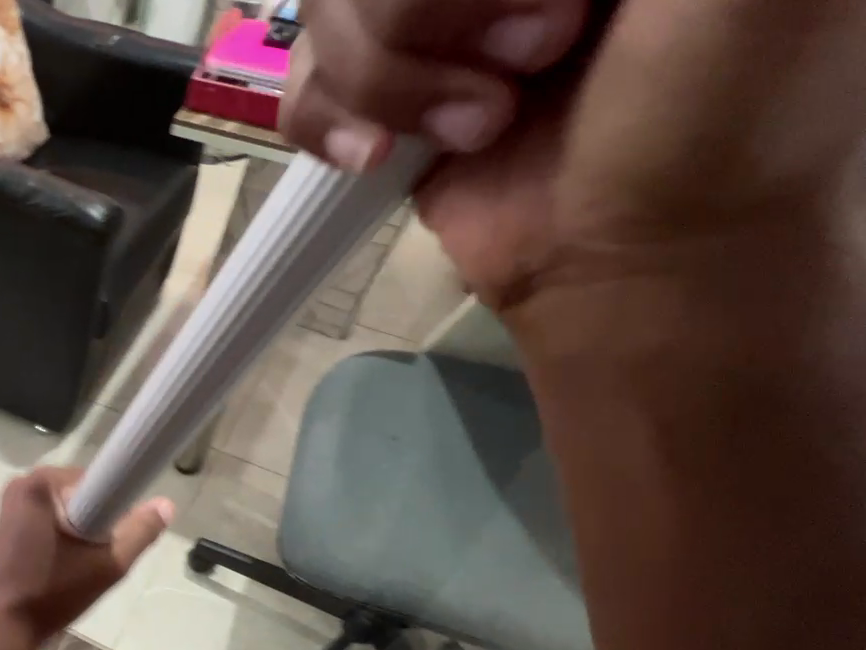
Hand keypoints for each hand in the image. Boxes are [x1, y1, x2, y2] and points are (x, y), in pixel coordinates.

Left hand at [0, 468, 172, 649]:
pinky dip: (61, 537)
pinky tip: (61, 566)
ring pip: (66, 508)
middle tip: (97, 557)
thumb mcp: (107, 565)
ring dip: (79, 532)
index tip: (115, 535)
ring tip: (78, 565)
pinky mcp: (6, 524)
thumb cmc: (50, 594)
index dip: (115, 505)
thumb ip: (140, 532)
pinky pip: (48, 520)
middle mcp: (21, 483)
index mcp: (40, 482)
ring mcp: (10, 503)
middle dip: (97, 520)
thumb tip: (166, 504)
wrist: (0, 627)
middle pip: (82, 493)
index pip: (98, 478)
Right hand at [280, 0, 865, 311]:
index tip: (556, 6)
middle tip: (534, 56)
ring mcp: (427, 20)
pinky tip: (379, 156)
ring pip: (323, 15)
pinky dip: (330, 125)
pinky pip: (299, 90)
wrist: (628, 260)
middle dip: (427, 12)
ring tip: (478, 126)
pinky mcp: (379, 97)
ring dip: (390, 82)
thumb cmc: (714, 104)